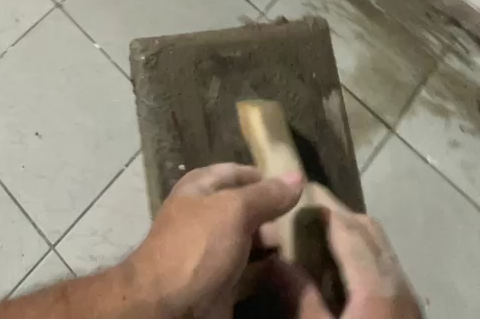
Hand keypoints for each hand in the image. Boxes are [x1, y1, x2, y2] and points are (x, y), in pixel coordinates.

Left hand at [120, 163, 302, 318]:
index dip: (265, 177)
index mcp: (200, 189)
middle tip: (309, 223)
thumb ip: (265, 195)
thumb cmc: (198, 246)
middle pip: (246, 210)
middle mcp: (206, 216)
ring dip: (276, 246)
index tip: (299, 187)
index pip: (237, 173)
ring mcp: (213, 252)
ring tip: (309, 248)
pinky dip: (271, 274)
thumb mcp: (233, 211)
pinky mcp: (222, 284)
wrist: (169, 307)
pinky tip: (296, 274)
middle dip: (275, 215)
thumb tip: (297, 176)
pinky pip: (252, 273)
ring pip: (251, 243)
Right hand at [255, 184, 421, 318]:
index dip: (320, 205)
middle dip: (335, 214)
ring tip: (314, 241)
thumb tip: (277, 260)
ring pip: (380, 248)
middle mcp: (399, 285)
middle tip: (299, 215)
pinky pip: (386, 269)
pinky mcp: (410, 318)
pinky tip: (337, 275)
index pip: (347, 227)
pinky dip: (362, 257)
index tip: (291, 192)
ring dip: (350, 235)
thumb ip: (299, 296)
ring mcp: (409, 303)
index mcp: (377, 287)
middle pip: (368, 230)